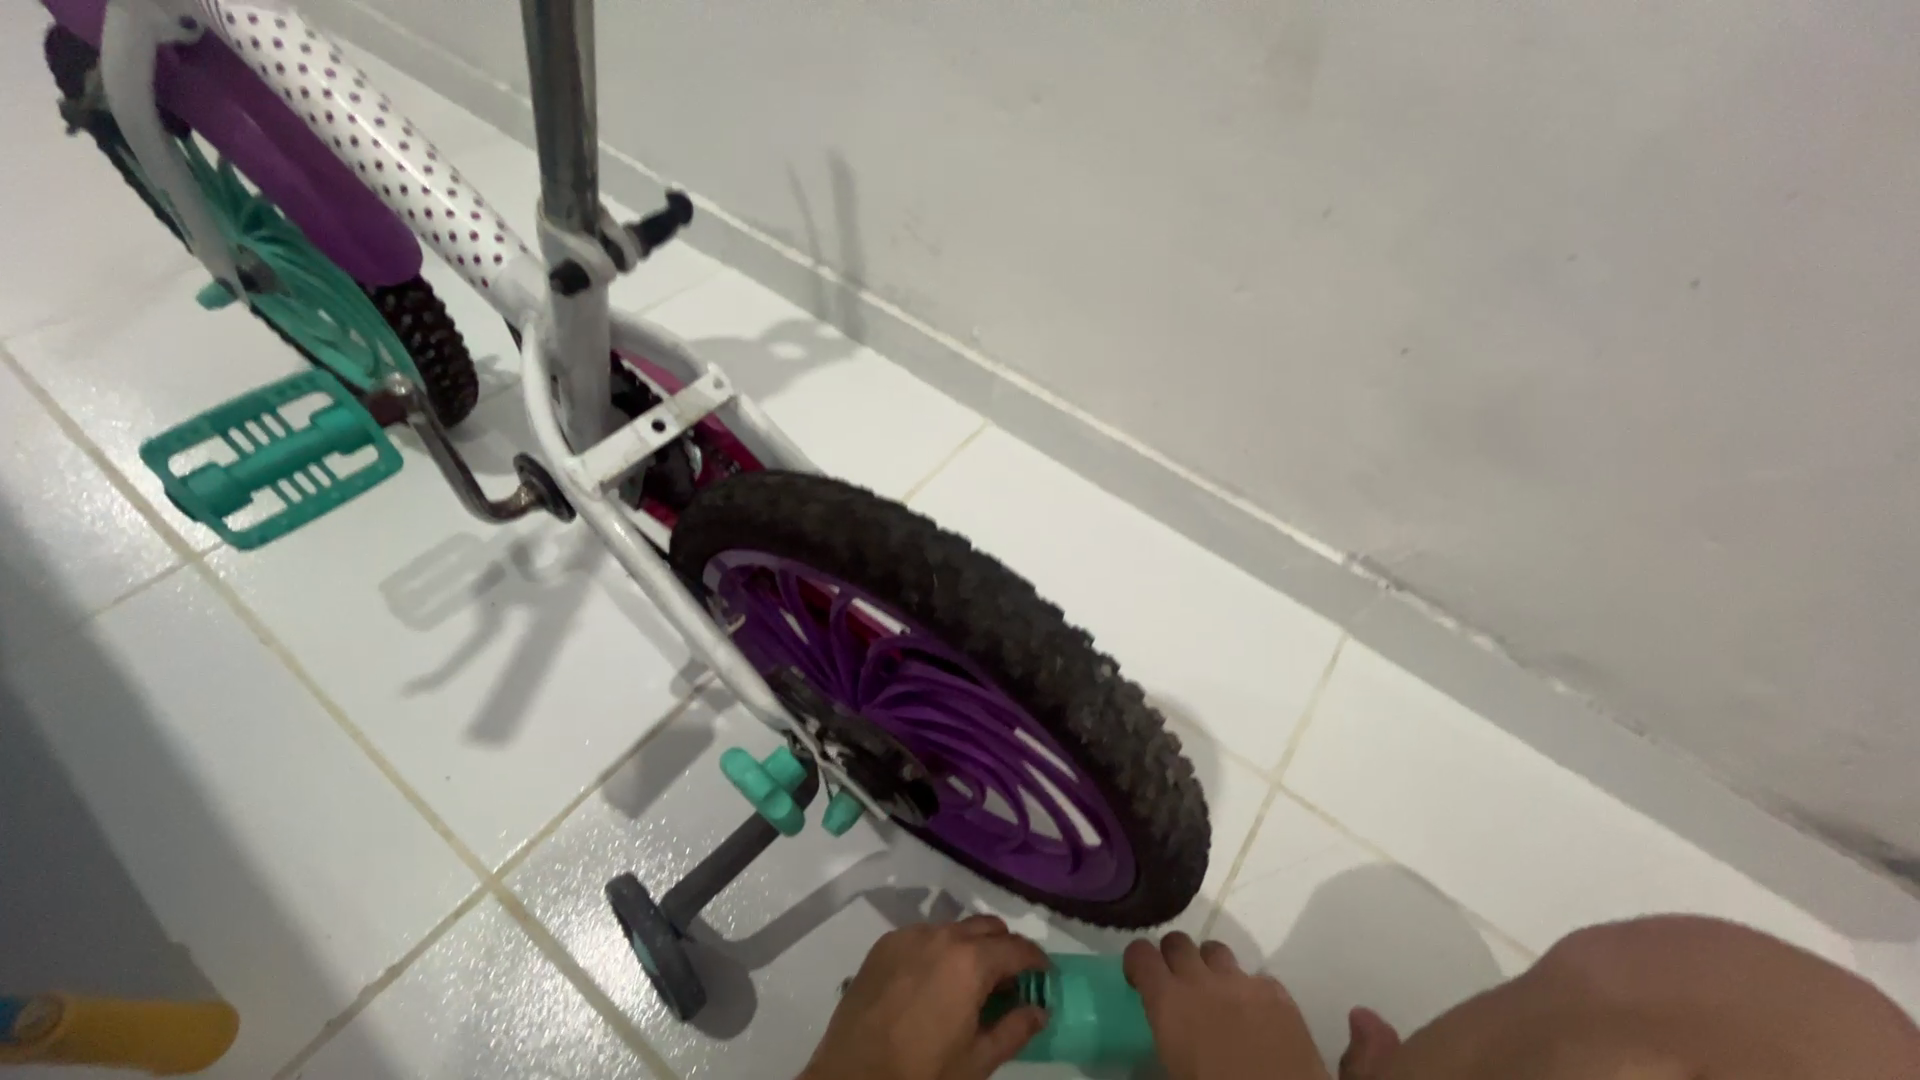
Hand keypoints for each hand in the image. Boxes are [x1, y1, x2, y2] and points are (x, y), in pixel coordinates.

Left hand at [800, 915, 1048, 1079]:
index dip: (1037, 961)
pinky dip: (938, 950)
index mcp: (971, 961)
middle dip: (1005, 949)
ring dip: (971, 947)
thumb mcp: (977, 1062)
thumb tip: (1040, 1010)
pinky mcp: (884, 944)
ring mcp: (909, 935)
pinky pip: (923, 935)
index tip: (1045, 978)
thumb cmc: (921, 1074)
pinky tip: (932, 983)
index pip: (1018, 948)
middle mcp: (942, 935)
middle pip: (988, 927)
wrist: (852, 1079)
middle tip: (1009, 983)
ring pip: (954, 928)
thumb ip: (1014, 1030)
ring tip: (969, 983)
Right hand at [1125, 933, 1329, 1079]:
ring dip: (1209, 967)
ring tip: (1217, 996)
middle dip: (1172, 958)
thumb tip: (1166, 1038)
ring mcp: (1243, 984)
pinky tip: (1257, 1019)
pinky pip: (1255, 977)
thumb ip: (1165, 1041)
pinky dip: (1250, 991)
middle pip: (1177, 942)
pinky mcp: (1278, 995)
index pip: (1140, 953)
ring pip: (1216, 950)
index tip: (1140, 981)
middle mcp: (1202, 982)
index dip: (1137, 963)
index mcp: (1169, 1003)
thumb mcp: (1174, 1074)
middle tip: (1177, 987)